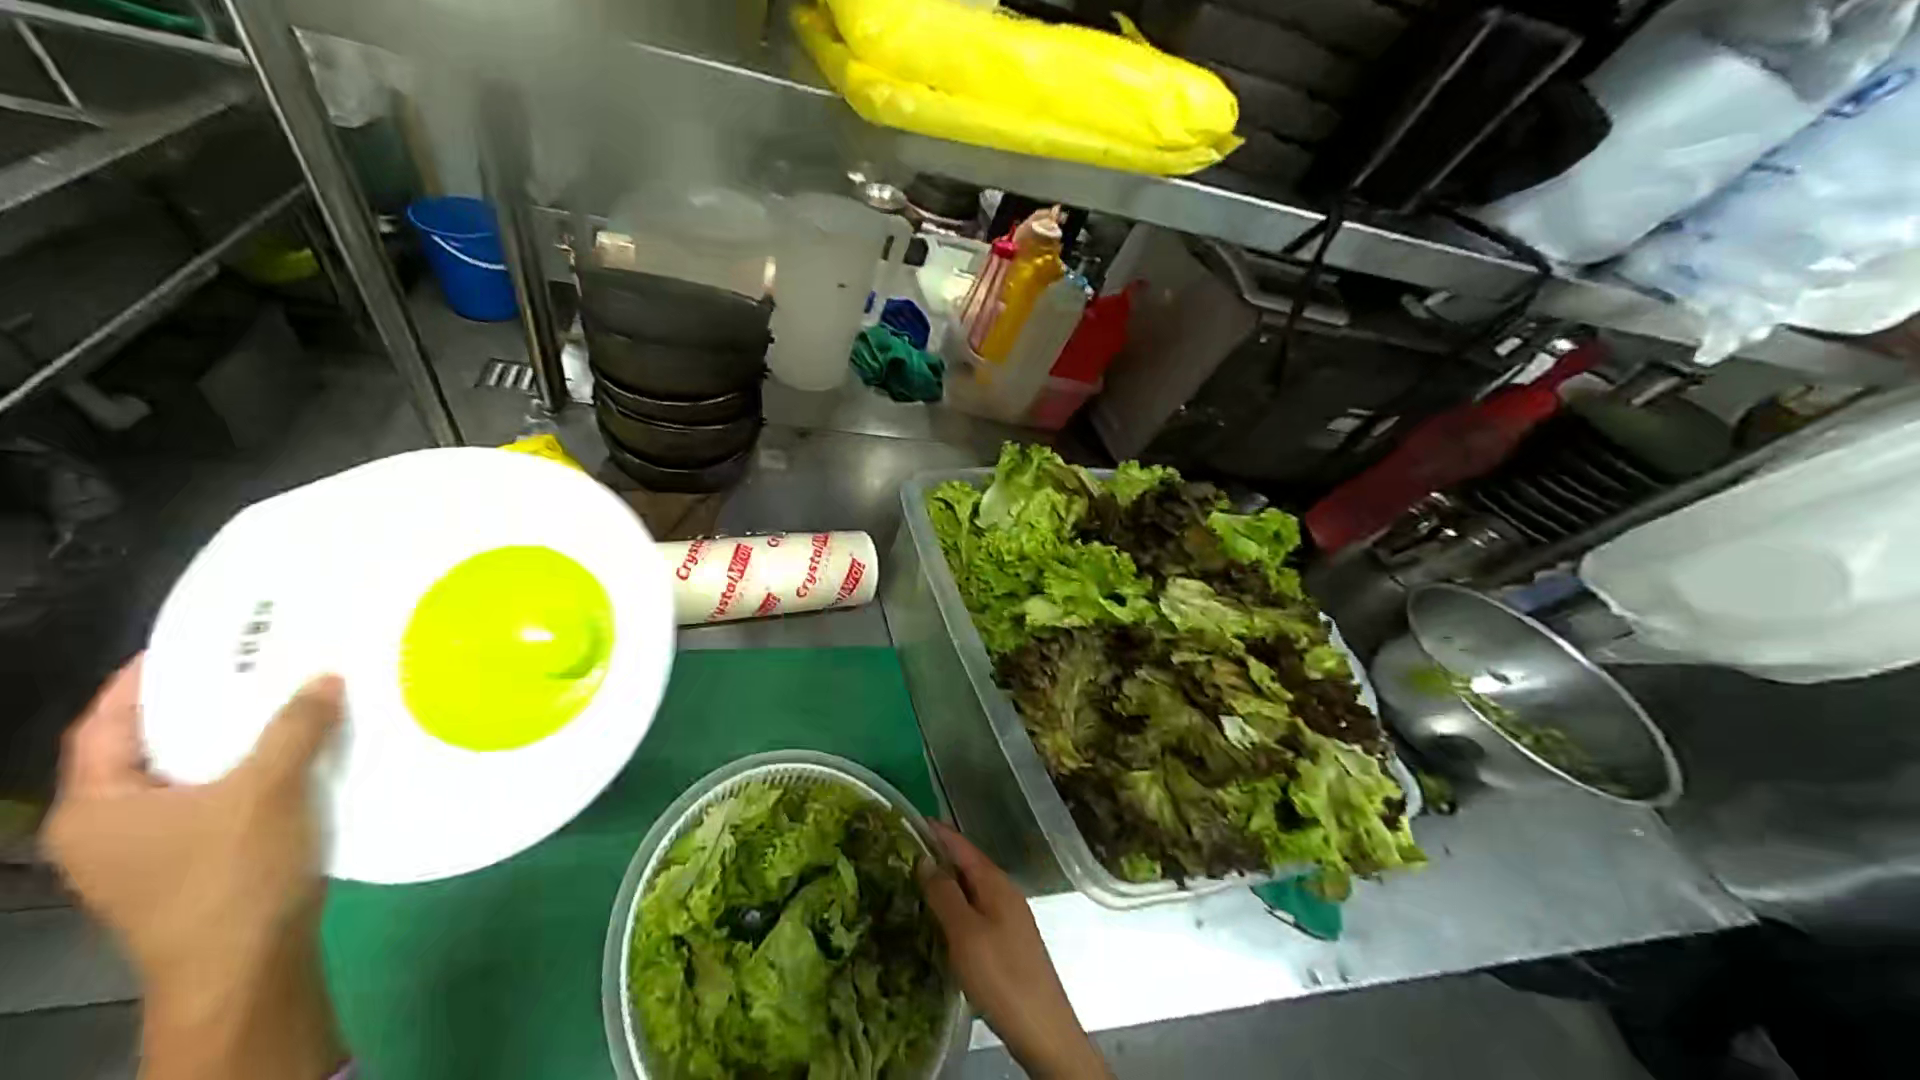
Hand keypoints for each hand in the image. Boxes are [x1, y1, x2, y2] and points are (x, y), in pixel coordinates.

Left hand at [43, 655, 347, 1079]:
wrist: (245, 964)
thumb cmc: (233, 874)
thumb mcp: (266, 791)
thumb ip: (293, 729)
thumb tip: (324, 678)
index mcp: (97, 806)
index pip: (105, 725)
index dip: (144, 680)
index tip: (198, 641)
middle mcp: (110, 825)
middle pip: (151, 748)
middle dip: (203, 706)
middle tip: (259, 664)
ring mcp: (152, 849)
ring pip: (192, 774)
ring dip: (236, 739)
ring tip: (288, 701)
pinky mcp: (195, 862)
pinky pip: (220, 797)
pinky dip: (253, 770)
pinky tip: (299, 754)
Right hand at [918, 822, 1110, 1079]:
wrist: (1042, 1028)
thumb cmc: (1001, 976)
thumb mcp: (965, 933)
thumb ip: (945, 894)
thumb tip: (925, 860)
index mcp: (996, 884)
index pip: (963, 847)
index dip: (939, 833)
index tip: (912, 820)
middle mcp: (1005, 893)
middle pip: (969, 865)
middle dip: (940, 856)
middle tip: (904, 853)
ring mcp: (1009, 919)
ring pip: (972, 890)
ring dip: (947, 883)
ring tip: (915, 883)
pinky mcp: (1008, 943)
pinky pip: (977, 911)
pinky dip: (956, 907)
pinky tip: (941, 921)